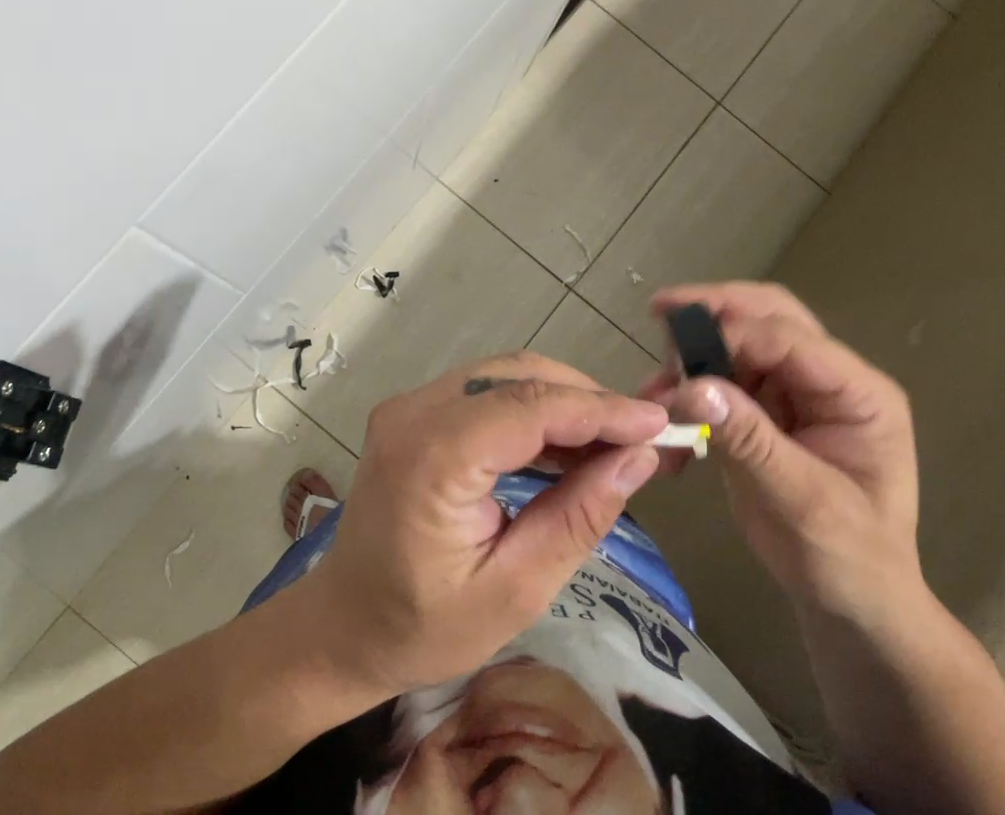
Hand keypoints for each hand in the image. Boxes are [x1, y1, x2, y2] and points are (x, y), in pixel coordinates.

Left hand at [297, 350, 669, 692]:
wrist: (343, 627)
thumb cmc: (422, 627)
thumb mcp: (515, 590)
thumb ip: (578, 517)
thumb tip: (640, 459)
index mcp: (432, 458)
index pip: (532, 406)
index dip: (602, 410)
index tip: (662, 425)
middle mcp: (413, 413)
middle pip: (519, 377)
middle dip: (587, 401)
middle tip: (641, 440)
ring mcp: (406, 408)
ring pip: (504, 377)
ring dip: (562, 404)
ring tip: (613, 448)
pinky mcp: (410, 416)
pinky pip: (484, 394)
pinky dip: (531, 412)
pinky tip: (566, 449)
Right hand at [641, 283, 921, 621]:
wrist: (850, 603)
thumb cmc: (846, 558)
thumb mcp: (802, 501)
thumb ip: (749, 441)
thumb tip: (693, 386)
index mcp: (858, 394)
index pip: (791, 339)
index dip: (732, 333)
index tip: (675, 350)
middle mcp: (827, 382)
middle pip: (769, 320)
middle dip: (713, 315)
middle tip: (658, 313)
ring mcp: (795, 396)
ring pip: (738, 347)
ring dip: (693, 359)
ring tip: (653, 392)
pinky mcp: (764, 416)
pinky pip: (721, 386)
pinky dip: (690, 395)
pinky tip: (667, 423)